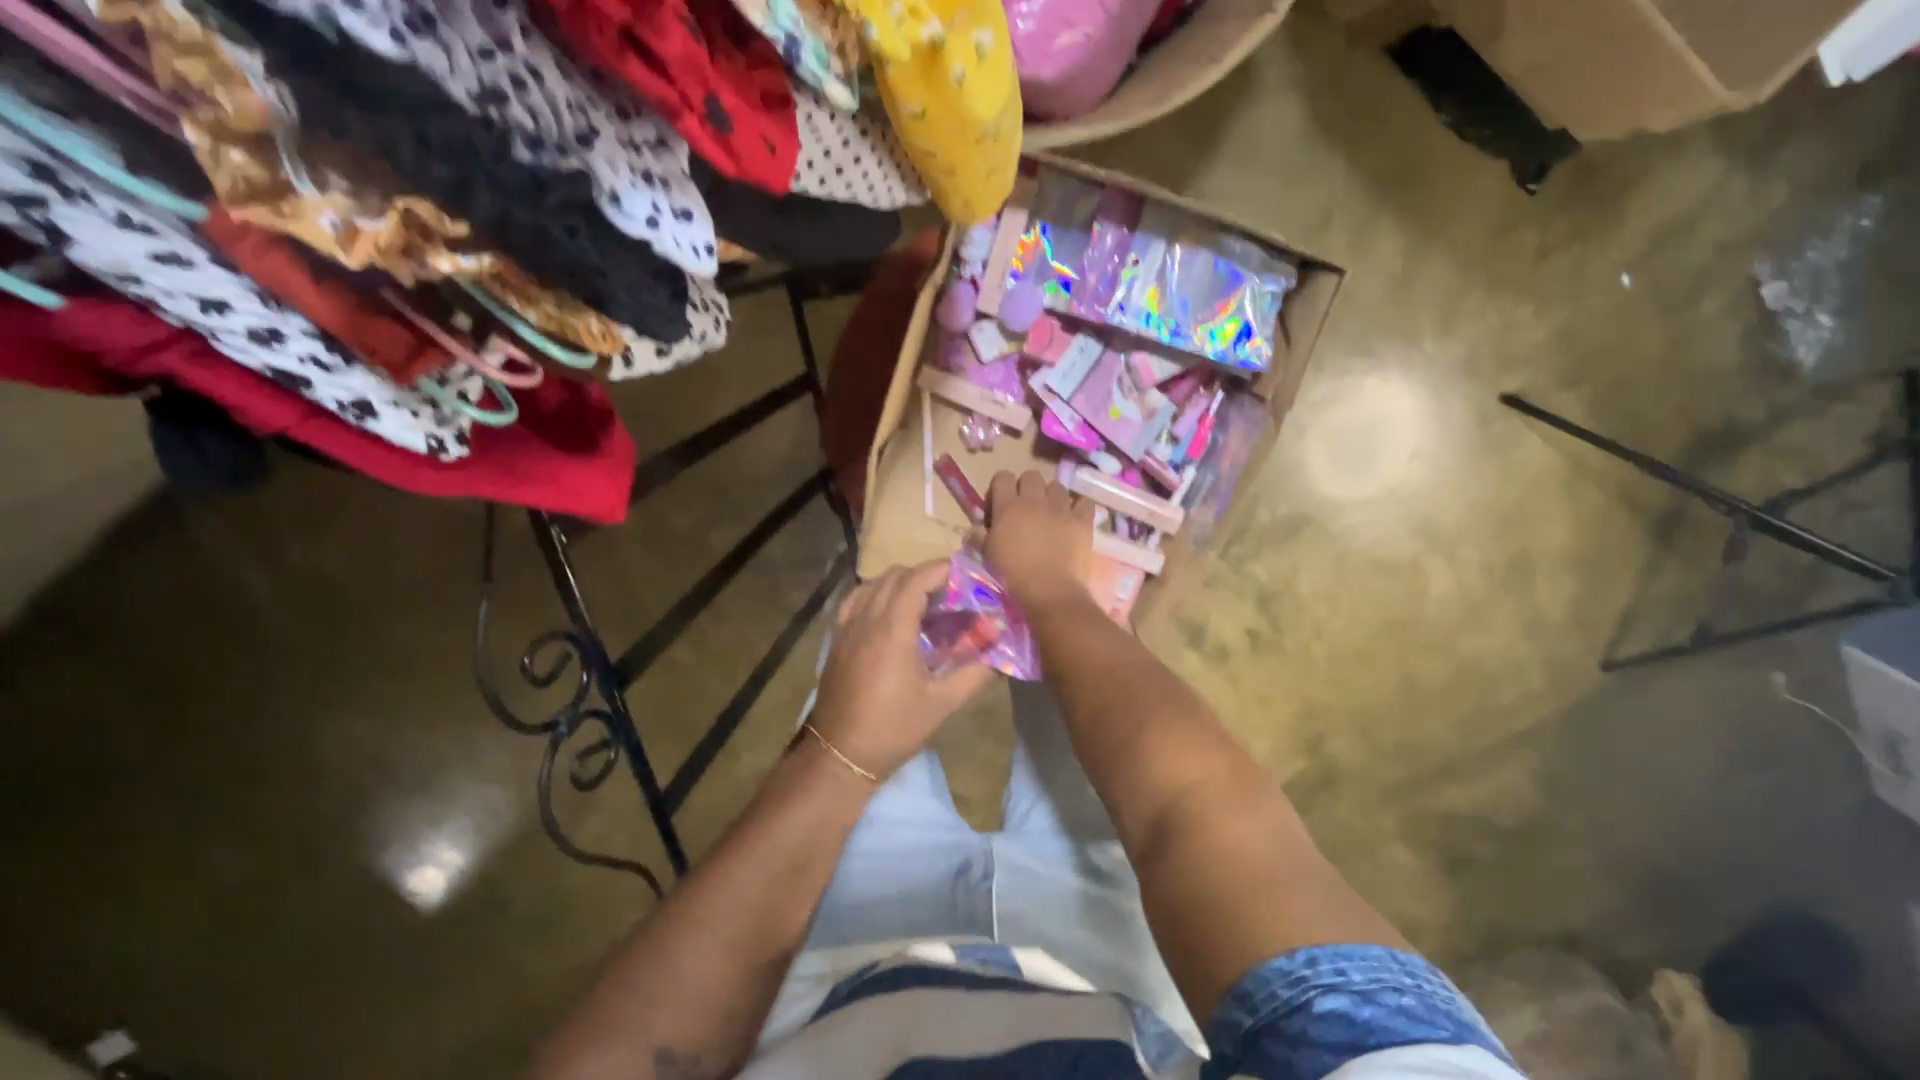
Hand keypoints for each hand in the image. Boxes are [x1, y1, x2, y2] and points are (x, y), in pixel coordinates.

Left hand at [810, 561, 994, 779]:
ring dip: (897, 582)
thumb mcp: (942, 703)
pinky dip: (873, 594)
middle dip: (922, 574)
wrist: (841, 754)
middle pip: (894, 576)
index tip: (962, 573)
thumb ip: (974, 673)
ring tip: (921, 600)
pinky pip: (854, 601)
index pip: (916, 579)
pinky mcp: (835, 641)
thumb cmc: (894, 728)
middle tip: (948, 591)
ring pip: (871, 585)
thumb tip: (999, 654)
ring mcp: (846, 629)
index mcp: (893, 630)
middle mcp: (866, 620)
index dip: (940, 569)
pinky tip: (887, 611)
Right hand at [983, 470, 1094, 611]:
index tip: (999, 505)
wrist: (1049, 591)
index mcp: (1009, 506)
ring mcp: (1061, 508)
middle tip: (1026, 508)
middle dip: (1027, 487)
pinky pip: (1084, 502)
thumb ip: (980, 537)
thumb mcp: (988, 556)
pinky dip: (1079, 507)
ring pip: (1057, 486)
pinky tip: (1075, 518)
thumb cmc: (1013, 575)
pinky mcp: (1082, 520)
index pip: (1002, 477)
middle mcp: (1035, 500)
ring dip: (1052, 496)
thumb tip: (975, 528)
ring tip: (1051, 514)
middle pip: (1031, 475)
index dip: (1000, 487)